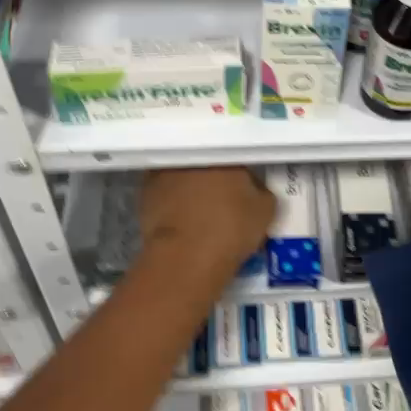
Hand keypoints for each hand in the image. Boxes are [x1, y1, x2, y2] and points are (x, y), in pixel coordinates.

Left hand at [139, 167, 275, 277]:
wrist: (187, 256)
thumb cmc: (232, 229)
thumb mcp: (265, 210)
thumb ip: (261, 191)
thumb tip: (253, 187)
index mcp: (223, 153)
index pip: (236, 158)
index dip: (241, 175)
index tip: (243, 191)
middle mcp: (192, 155)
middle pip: (206, 165)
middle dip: (213, 179)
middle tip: (222, 202)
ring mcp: (164, 171)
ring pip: (183, 177)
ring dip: (190, 188)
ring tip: (199, 213)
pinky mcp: (145, 193)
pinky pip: (165, 194)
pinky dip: (172, 203)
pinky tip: (181, 221)